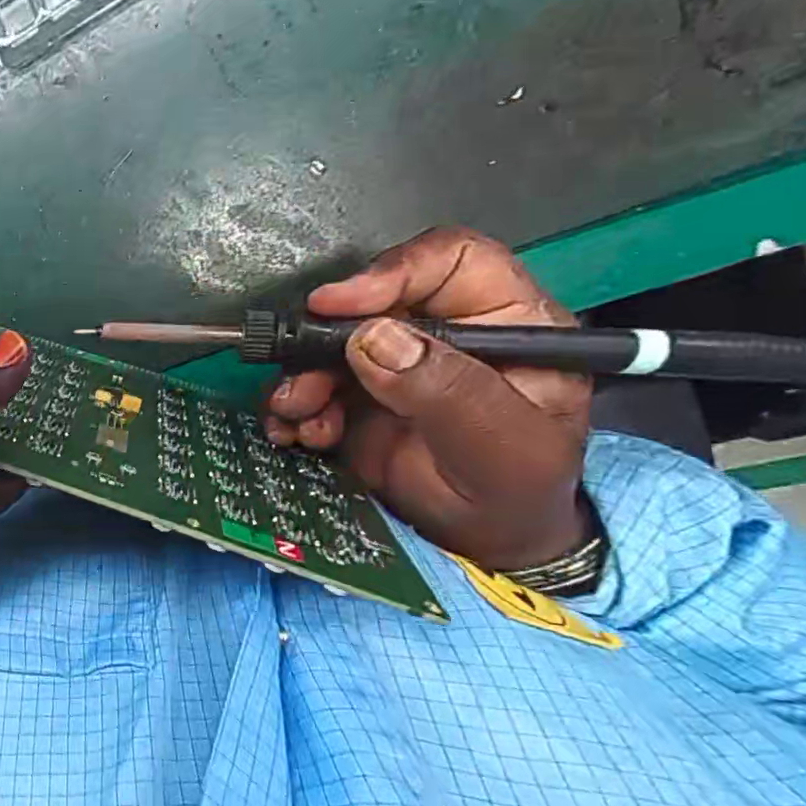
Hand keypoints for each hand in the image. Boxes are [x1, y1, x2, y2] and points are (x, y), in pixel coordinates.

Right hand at [264, 227, 592, 570]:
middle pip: (366, 310)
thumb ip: (447, 389)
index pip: (450, 264)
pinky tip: (297, 437)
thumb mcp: (502, 443)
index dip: (390, 273)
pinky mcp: (349, 403)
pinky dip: (290, 413)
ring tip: (300, 422)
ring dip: (299, 385)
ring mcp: (388, 370)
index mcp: (503, 323)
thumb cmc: (516, 490)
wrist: (480, 542)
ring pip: (324, 351)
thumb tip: (372, 338)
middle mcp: (438, 336)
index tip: (332, 305)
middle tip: (302, 390)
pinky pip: (306, 391)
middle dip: (321, 347)